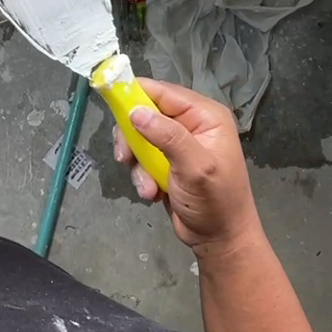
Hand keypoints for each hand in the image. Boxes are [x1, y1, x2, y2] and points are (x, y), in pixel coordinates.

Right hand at [114, 78, 261, 256]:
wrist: (220, 239)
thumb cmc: (216, 202)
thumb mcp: (195, 168)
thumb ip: (167, 137)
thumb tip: (135, 112)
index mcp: (205, 116)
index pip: (162, 92)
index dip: (135, 94)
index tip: (110, 101)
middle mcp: (190, 124)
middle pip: (144, 113)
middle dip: (132, 137)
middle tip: (125, 157)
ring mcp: (176, 144)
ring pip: (138, 138)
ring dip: (136, 163)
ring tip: (146, 185)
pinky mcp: (165, 162)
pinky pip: (140, 158)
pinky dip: (140, 176)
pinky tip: (151, 192)